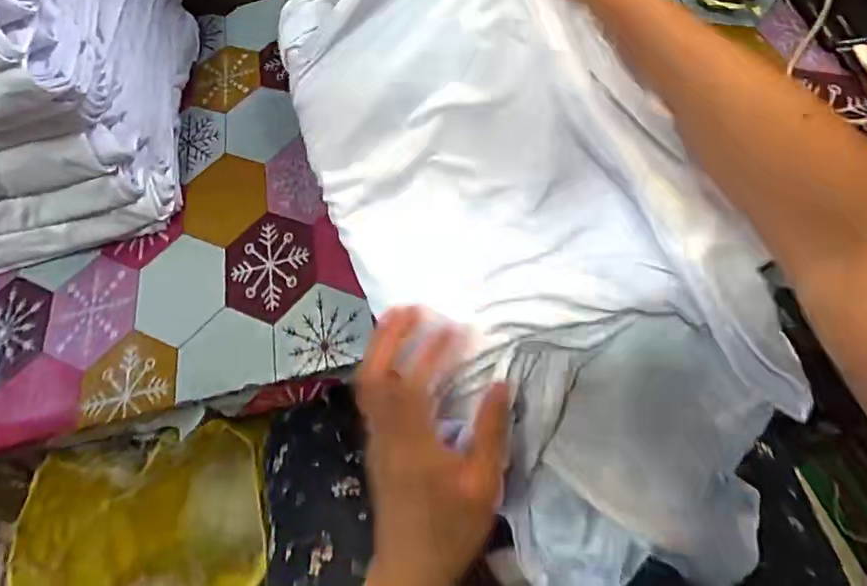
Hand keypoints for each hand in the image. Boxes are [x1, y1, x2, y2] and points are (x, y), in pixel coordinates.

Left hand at [356, 307, 510, 585]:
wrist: (410, 566)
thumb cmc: (450, 527)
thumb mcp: (482, 486)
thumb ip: (490, 433)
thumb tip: (500, 383)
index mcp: (414, 440)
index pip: (417, 381)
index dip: (435, 348)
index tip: (456, 325)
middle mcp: (386, 430)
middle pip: (377, 371)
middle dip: (391, 334)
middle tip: (413, 305)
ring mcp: (374, 434)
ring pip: (366, 379)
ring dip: (380, 344)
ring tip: (398, 318)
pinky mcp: (372, 440)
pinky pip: (368, 391)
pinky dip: (377, 363)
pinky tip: (392, 354)